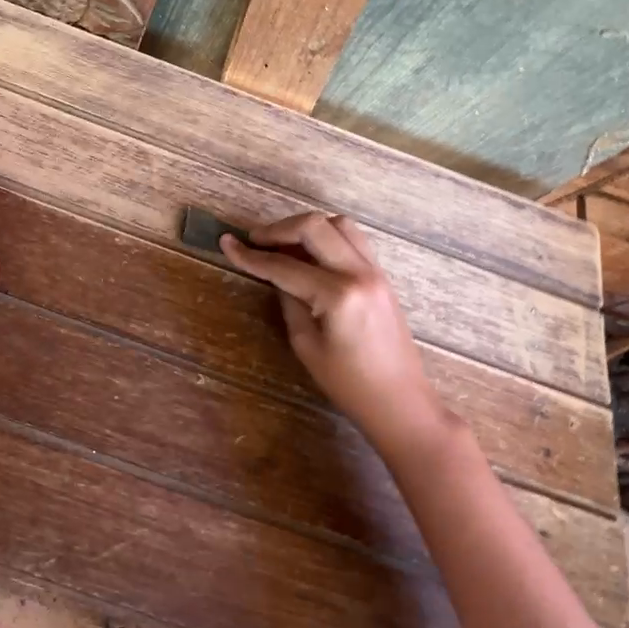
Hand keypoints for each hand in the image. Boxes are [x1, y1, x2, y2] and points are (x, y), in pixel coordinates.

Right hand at [220, 214, 441, 444]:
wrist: (401, 403)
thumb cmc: (349, 384)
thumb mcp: (306, 345)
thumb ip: (289, 301)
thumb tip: (276, 275)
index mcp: (337, 295)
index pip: (283, 265)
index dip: (250, 255)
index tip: (227, 243)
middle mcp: (359, 274)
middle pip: (314, 226)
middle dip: (278, 229)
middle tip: (255, 241)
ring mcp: (375, 272)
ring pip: (338, 224)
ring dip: (307, 228)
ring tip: (284, 246)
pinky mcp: (382, 277)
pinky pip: (352, 240)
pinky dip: (327, 238)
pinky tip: (311, 256)